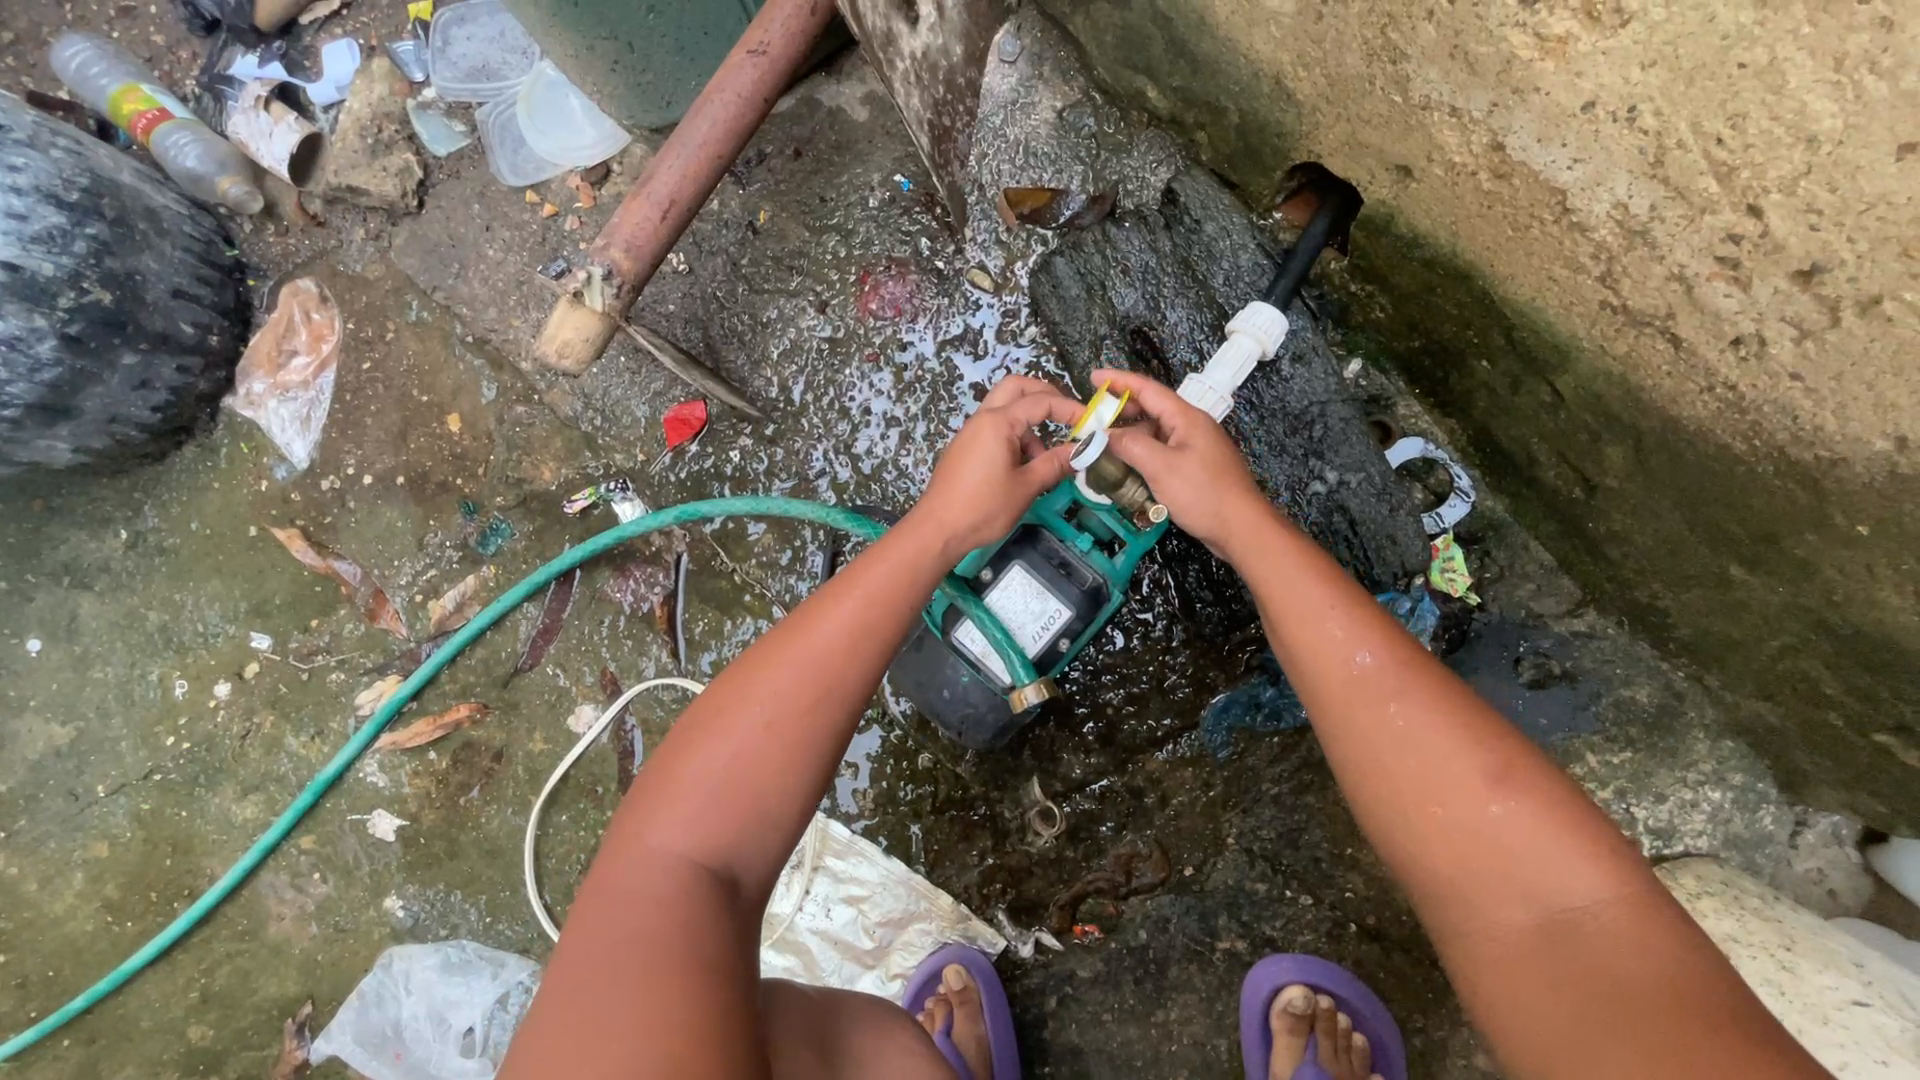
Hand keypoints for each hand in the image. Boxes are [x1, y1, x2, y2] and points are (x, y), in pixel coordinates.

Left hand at [910, 375, 1082, 557]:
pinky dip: (1015, 437)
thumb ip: (1056, 464)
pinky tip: (1024, 468)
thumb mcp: (1026, 487)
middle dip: (1046, 396)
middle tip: (1067, 417)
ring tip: (1045, 459)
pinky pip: (994, 429)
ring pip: (1005, 409)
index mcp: (998, 422)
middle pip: (1017, 388)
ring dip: (1030, 423)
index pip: (1041, 402)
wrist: (937, 529)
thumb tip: (1083, 450)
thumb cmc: (983, 508)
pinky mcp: (966, 448)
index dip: (1070, 409)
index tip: (1092, 423)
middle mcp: (983, 419)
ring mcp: (971, 432)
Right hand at [1093, 368, 1271, 553]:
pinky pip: (1161, 453)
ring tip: (1102, 447)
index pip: (1148, 389)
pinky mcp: (1194, 469)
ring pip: (1155, 434)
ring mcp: (1194, 448)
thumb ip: (1130, 446)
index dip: (1119, 381)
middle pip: (1151, 410)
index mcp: (1186, 418)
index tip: (1093, 376)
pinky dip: (1141, 456)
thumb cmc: (1203, 494)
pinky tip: (1126, 468)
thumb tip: (1104, 435)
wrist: (1242, 528)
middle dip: (1121, 412)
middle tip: (1092, 419)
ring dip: (1129, 438)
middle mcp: (1191, 427)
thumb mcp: (1161, 467)